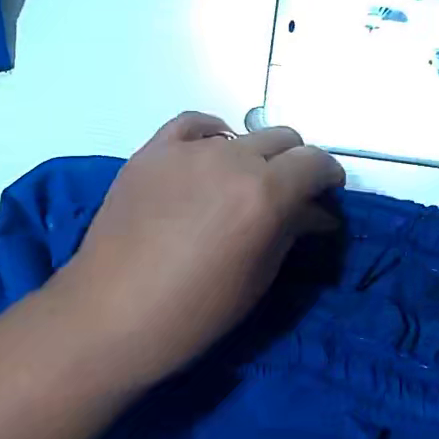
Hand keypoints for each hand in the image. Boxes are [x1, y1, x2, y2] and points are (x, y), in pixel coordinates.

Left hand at [52, 112, 345, 385]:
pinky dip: (210, 135)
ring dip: (252, 154)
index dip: (327, 177)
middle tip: (286, 194)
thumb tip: (314, 212)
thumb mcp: (257, 279)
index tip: (324, 195)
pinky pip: (191, 125)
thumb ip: (291, 232)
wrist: (111, 312)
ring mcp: (186, 150)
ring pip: (238, 133)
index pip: (314, 162)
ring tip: (241, 183)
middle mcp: (229, 159)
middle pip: (281, 139)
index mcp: (264, 193)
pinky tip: (209, 154)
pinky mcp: (151, 152)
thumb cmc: (193, 313)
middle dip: (294, 164)